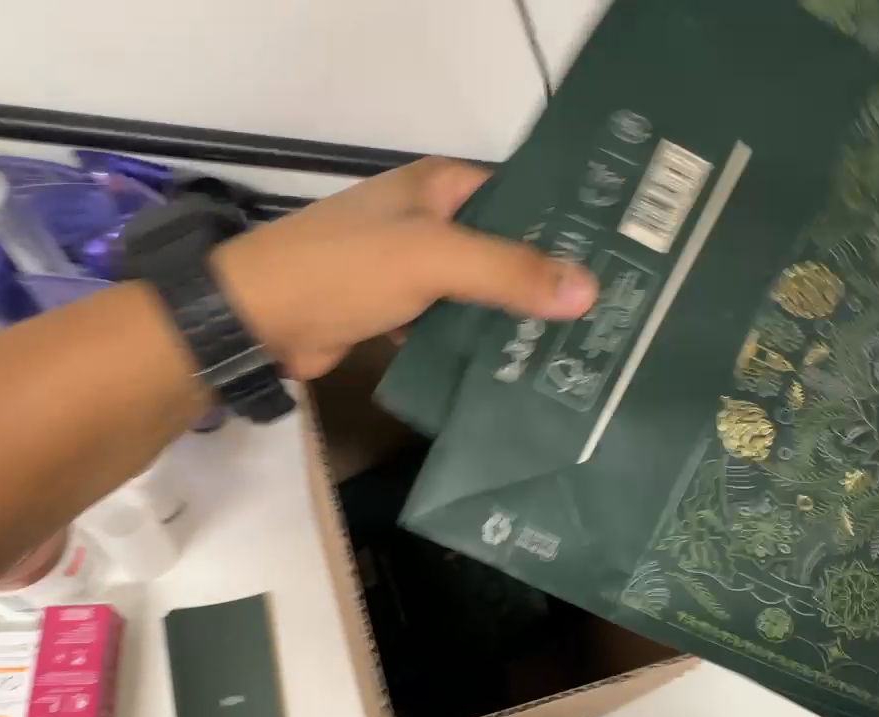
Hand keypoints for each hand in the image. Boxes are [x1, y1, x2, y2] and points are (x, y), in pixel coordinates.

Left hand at [209, 158, 599, 380]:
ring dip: (514, 319)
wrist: (263, 320)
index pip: (521, 195)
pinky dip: (478, 343)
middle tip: (605, 318)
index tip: (615, 259)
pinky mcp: (402, 312)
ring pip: (480, 292)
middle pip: (504, 248)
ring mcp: (415, 269)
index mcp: (441, 187)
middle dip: (546, 282)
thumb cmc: (345, 270)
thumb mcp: (433, 260)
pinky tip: (517, 369)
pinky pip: (453, 325)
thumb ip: (508, 271)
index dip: (565, 224)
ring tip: (574, 349)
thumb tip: (588, 290)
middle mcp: (432, 221)